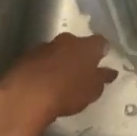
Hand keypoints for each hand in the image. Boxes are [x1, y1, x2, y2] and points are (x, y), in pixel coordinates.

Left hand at [0, 33, 115, 135]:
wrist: (27, 95)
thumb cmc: (67, 92)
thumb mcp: (92, 91)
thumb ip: (102, 79)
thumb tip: (110, 71)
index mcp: (86, 47)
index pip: (100, 42)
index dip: (102, 50)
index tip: (102, 59)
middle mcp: (66, 40)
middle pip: (76, 44)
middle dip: (79, 54)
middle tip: (80, 70)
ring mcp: (44, 47)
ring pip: (57, 50)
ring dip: (59, 60)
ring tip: (59, 79)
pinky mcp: (26, 56)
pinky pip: (40, 60)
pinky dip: (43, 67)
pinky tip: (41, 82)